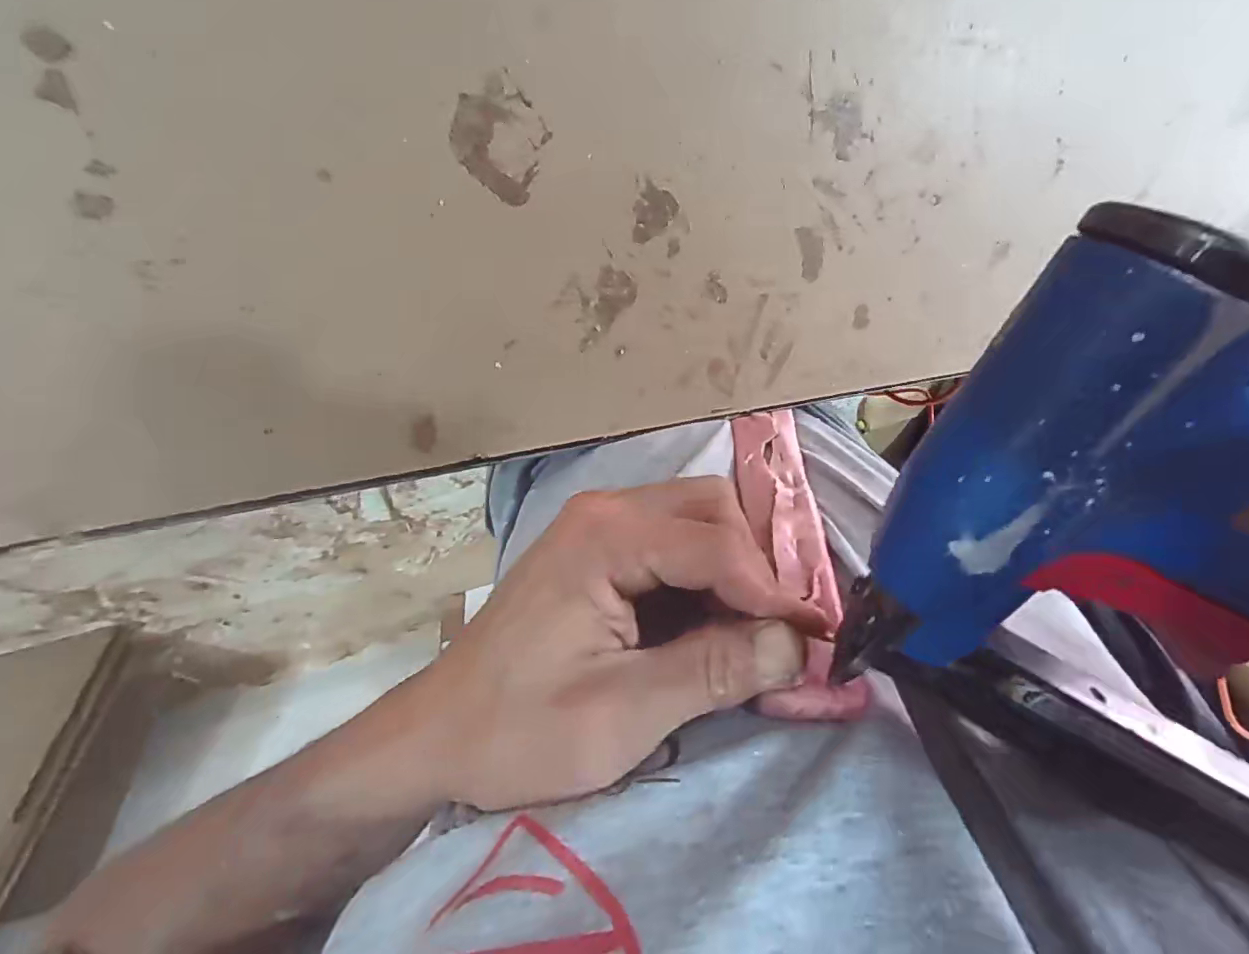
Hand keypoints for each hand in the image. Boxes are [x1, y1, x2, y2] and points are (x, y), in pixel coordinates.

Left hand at [335, 477, 831, 812]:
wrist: (434, 737)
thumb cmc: (517, 730)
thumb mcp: (622, 713)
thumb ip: (715, 671)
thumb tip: (797, 644)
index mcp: (606, 536)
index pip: (718, 545)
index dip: (773, 592)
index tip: (815, 639)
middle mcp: (608, 510)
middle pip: (715, 510)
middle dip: (755, 568)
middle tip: (777, 630)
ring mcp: (602, 524)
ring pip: (702, 521)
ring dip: (736, 571)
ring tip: (752, 631)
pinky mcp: (602, 548)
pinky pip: (677, 544)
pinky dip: (709, 579)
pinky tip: (714, 624)